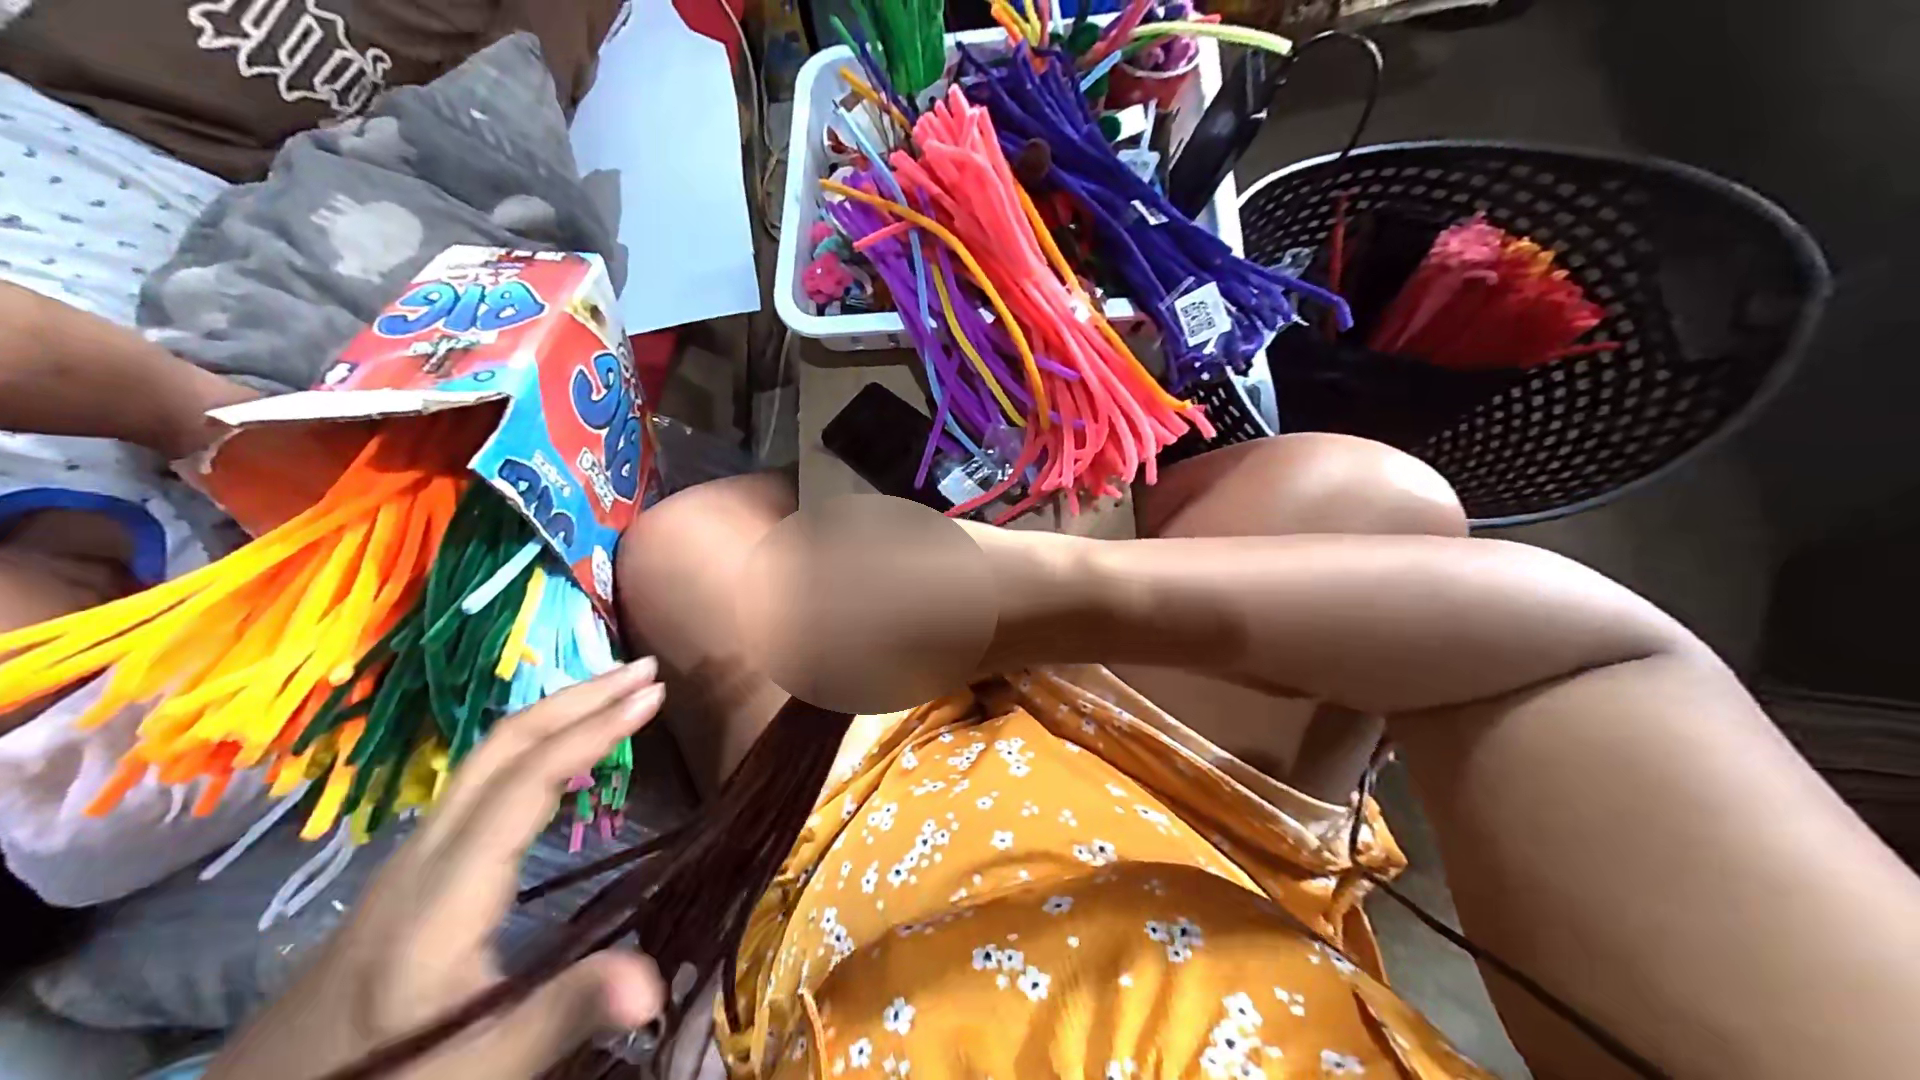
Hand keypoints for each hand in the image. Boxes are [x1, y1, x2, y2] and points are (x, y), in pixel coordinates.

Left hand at [205, 660, 669, 1079]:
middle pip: (502, 747)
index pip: (527, 782)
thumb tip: (657, 983)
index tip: (654, 696)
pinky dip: (538, 742)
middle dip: (578, 697)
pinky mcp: (418, 864)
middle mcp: (428, 852)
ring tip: (619, 694)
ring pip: (490, 756)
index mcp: (446, 891)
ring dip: (558, 712)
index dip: (594, 731)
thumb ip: (564, 1013)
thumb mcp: (477, 1066)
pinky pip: (485, 777)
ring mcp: (417, 853)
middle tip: (645, 670)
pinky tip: (567, 754)